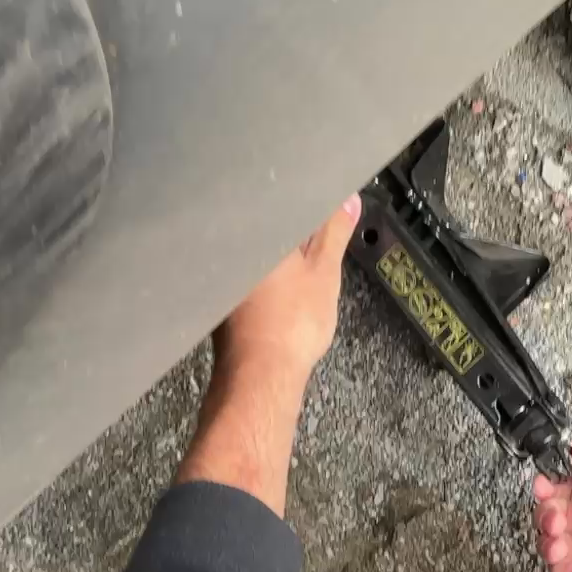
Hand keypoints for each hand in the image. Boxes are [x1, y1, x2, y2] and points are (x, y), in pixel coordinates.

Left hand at [215, 194, 362, 380]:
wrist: (263, 373)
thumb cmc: (291, 324)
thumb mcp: (324, 271)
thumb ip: (335, 232)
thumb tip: (348, 200)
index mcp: (255, 229)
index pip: (283, 199)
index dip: (310, 200)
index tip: (330, 206)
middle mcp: (232, 245)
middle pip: (268, 223)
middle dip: (295, 227)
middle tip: (323, 238)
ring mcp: (224, 272)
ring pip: (258, 250)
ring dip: (281, 253)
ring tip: (304, 268)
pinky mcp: (222, 296)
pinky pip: (250, 274)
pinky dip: (268, 277)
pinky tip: (283, 292)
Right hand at [534, 441, 571, 571]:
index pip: (570, 487)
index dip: (553, 486)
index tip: (542, 486)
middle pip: (555, 512)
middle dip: (550, 515)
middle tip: (557, 521)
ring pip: (551, 540)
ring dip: (553, 542)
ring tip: (563, 547)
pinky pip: (557, 569)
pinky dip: (564, 568)